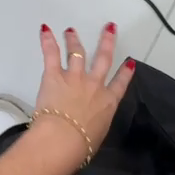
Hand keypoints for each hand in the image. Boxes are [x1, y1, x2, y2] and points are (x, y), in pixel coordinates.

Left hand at [31, 23, 133, 160]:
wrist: (63, 139)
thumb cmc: (82, 145)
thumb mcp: (98, 134)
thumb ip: (96, 124)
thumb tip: (90, 125)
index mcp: (108, 102)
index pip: (120, 84)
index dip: (126, 72)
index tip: (130, 62)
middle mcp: (94, 85)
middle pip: (103, 59)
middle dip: (107, 42)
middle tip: (109, 29)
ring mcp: (75, 77)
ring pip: (77, 53)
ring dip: (74, 40)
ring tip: (71, 30)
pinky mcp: (54, 76)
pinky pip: (51, 54)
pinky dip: (48, 41)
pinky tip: (45, 30)